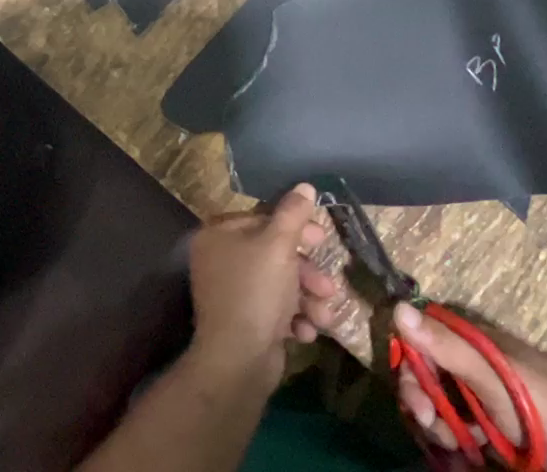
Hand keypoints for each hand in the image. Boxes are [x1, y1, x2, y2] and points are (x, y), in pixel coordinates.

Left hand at [185, 183, 340, 379]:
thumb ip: (293, 214)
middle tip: (328, 283)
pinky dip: (294, 319)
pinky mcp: (245, 322)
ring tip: (323, 314)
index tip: (321, 237)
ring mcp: (232, 293)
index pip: (261, 219)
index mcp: (218, 236)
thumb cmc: (256, 292)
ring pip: (280, 285)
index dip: (295, 227)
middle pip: (274, 254)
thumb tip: (305, 186)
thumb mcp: (278, 245)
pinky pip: (275, 311)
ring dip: (307, 299)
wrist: (238, 360)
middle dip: (306, 272)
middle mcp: (220, 261)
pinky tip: (306, 331)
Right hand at [393, 303, 546, 471]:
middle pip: (424, 375)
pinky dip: (452, 445)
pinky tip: (465, 458)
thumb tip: (398, 306)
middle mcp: (473, 364)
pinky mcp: (489, 430)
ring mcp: (482, 398)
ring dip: (436, 429)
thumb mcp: (495, 378)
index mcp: (474, 341)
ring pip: (435, 406)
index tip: (415, 397)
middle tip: (435, 429)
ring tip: (460, 450)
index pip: (421, 337)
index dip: (409, 364)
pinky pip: (454, 431)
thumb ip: (447, 346)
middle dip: (421, 403)